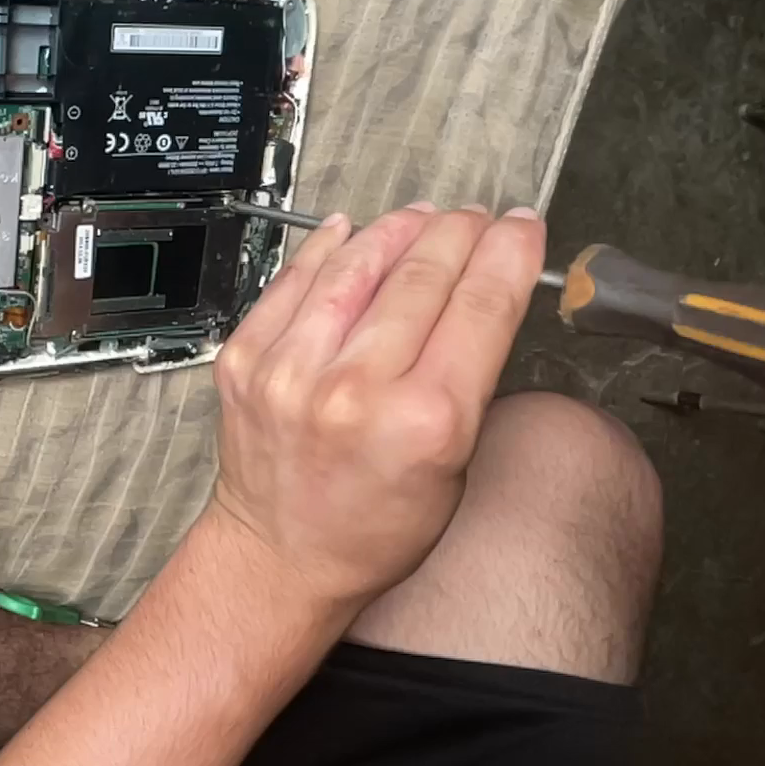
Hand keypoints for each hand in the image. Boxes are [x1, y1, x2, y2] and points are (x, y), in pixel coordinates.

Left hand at [207, 203, 546, 607]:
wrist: (280, 549)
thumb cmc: (373, 525)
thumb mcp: (454, 466)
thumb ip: (465, 377)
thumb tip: (475, 292)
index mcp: (424, 422)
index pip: (480, 308)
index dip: (507, 254)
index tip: (521, 226)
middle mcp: (351, 388)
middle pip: (418, 279)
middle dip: (456, 235)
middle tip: (474, 216)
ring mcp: (287, 369)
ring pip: (351, 269)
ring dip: (392, 232)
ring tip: (419, 216)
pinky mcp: (243, 359)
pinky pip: (288, 284)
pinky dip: (321, 250)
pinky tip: (346, 228)